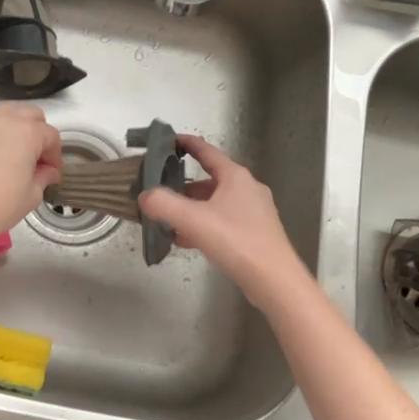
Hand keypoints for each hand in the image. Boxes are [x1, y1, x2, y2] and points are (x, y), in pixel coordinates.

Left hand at [0, 103, 62, 249]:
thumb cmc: (0, 205)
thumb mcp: (32, 194)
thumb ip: (44, 175)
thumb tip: (48, 171)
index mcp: (25, 131)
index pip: (50, 135)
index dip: (55, 155)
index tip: (52, 172)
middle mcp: (3, 120)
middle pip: (30, 114)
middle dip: (39, 133)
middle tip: (38, 159)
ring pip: (7, 113)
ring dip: (18, 127)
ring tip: (17, 154)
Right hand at [139, 134, 303, 303]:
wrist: (273, 280)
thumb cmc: (235, 241)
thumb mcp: (192, 220)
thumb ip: (163, 204)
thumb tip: (144, 196)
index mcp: (235, 177)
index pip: (207, 151)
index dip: (186, 143)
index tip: (168, 139)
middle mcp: (247, 189)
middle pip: (209, 180)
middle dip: (183, 186)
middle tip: (160, 191)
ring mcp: (254, 212)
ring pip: (215, 203)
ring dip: (192, 209)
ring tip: (169, 220)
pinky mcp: (255, 233)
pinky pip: (223, 222)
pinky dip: (204, 226)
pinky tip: (187, 241)